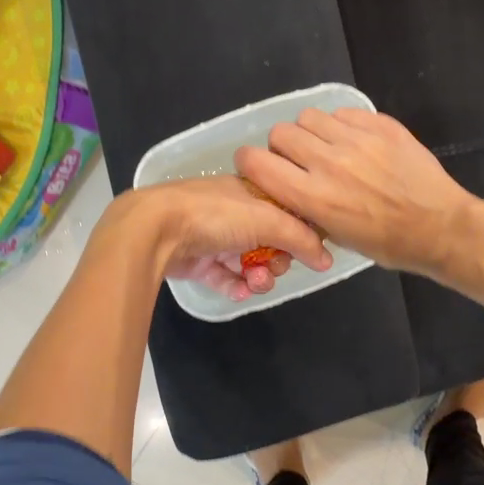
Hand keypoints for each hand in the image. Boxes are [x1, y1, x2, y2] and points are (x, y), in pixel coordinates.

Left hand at [106, 176, 332, 300]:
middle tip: (273, 268)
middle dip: (277, 260)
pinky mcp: (198, 262)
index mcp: (251, 191)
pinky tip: (241, 293)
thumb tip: (327, 260)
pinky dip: (237, 287)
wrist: (156, 230)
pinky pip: (227, 278)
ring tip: (254, 284)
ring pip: (249, 263)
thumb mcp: (266, 219)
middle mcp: (234, 213)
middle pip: (270, 241)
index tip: (310, 250)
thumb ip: (301, 238)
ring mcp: (214, 238)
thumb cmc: (215, 214)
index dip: (300, 232)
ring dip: (259, 277)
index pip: (286, 212)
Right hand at [235, 108, 478, 276]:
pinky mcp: (381, 126)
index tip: (257, 167)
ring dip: (311, 131)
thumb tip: (291, 189)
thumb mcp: (337, 237)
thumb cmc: (388, 244)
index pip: (257, 163)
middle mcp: (329, 163)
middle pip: (281, 133)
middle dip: (282, 146)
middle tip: (298, 159)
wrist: (440, 227)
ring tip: (327, 146)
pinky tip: (354, 142)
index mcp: (314, 197)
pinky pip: (344, 112)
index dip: (250, 162)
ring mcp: (357, 140)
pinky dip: (341, 125)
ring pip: (310, 117)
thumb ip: (307, 208)